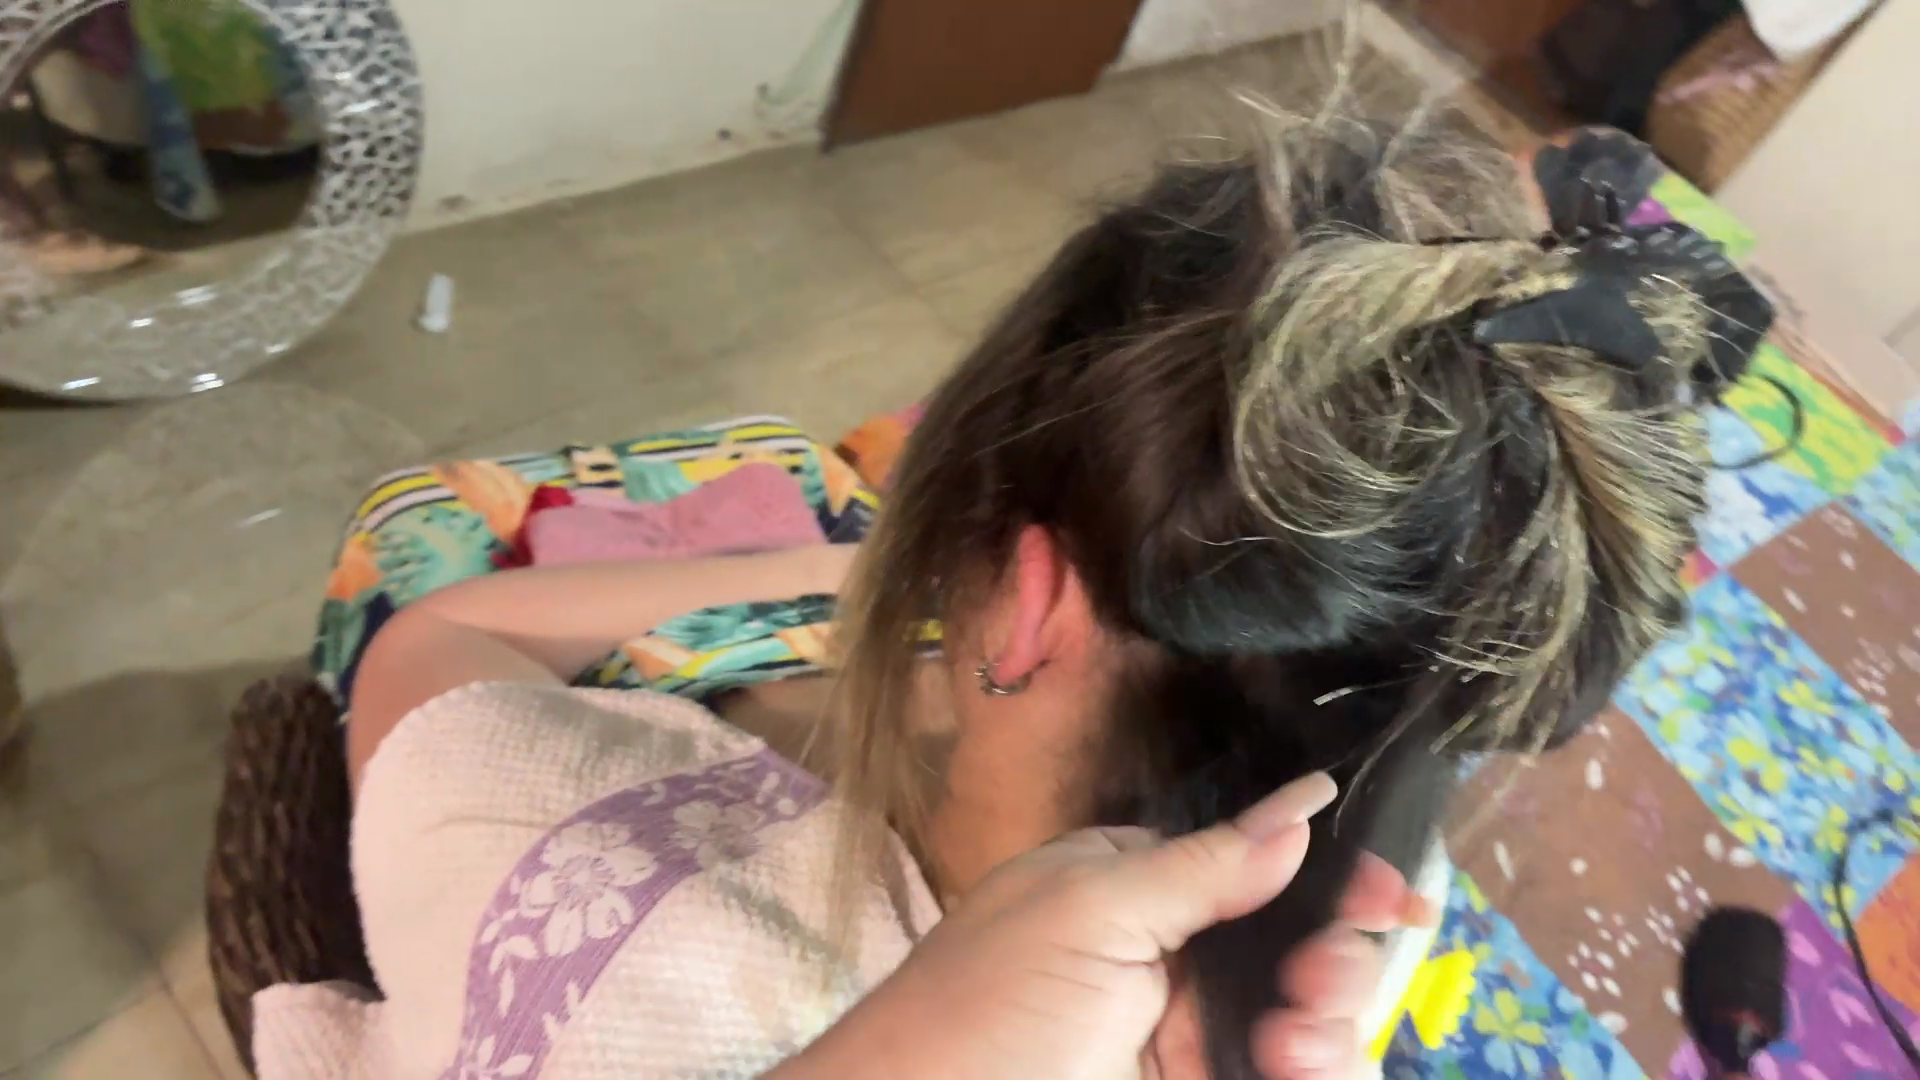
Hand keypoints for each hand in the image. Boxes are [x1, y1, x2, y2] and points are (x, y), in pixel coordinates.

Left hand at [775, 773, 1432, 1079]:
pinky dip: (1310, 1067)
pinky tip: (1296, 1067)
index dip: (1325, 874)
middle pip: (1287, 939)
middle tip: (1324, 983)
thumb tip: (1304, 803)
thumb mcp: (1094, 909)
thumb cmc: (999, 998)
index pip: (1251, 861)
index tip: (1395, 896)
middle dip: (1330, 958)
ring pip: (1298, 1015)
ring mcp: (1183, 1025)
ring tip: (1297, 1042)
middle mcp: (1169, 945)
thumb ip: (1204, 865)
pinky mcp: (1196, 1077)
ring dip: (1325, 1024)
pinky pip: (1281, 1068)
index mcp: (1136, 878)